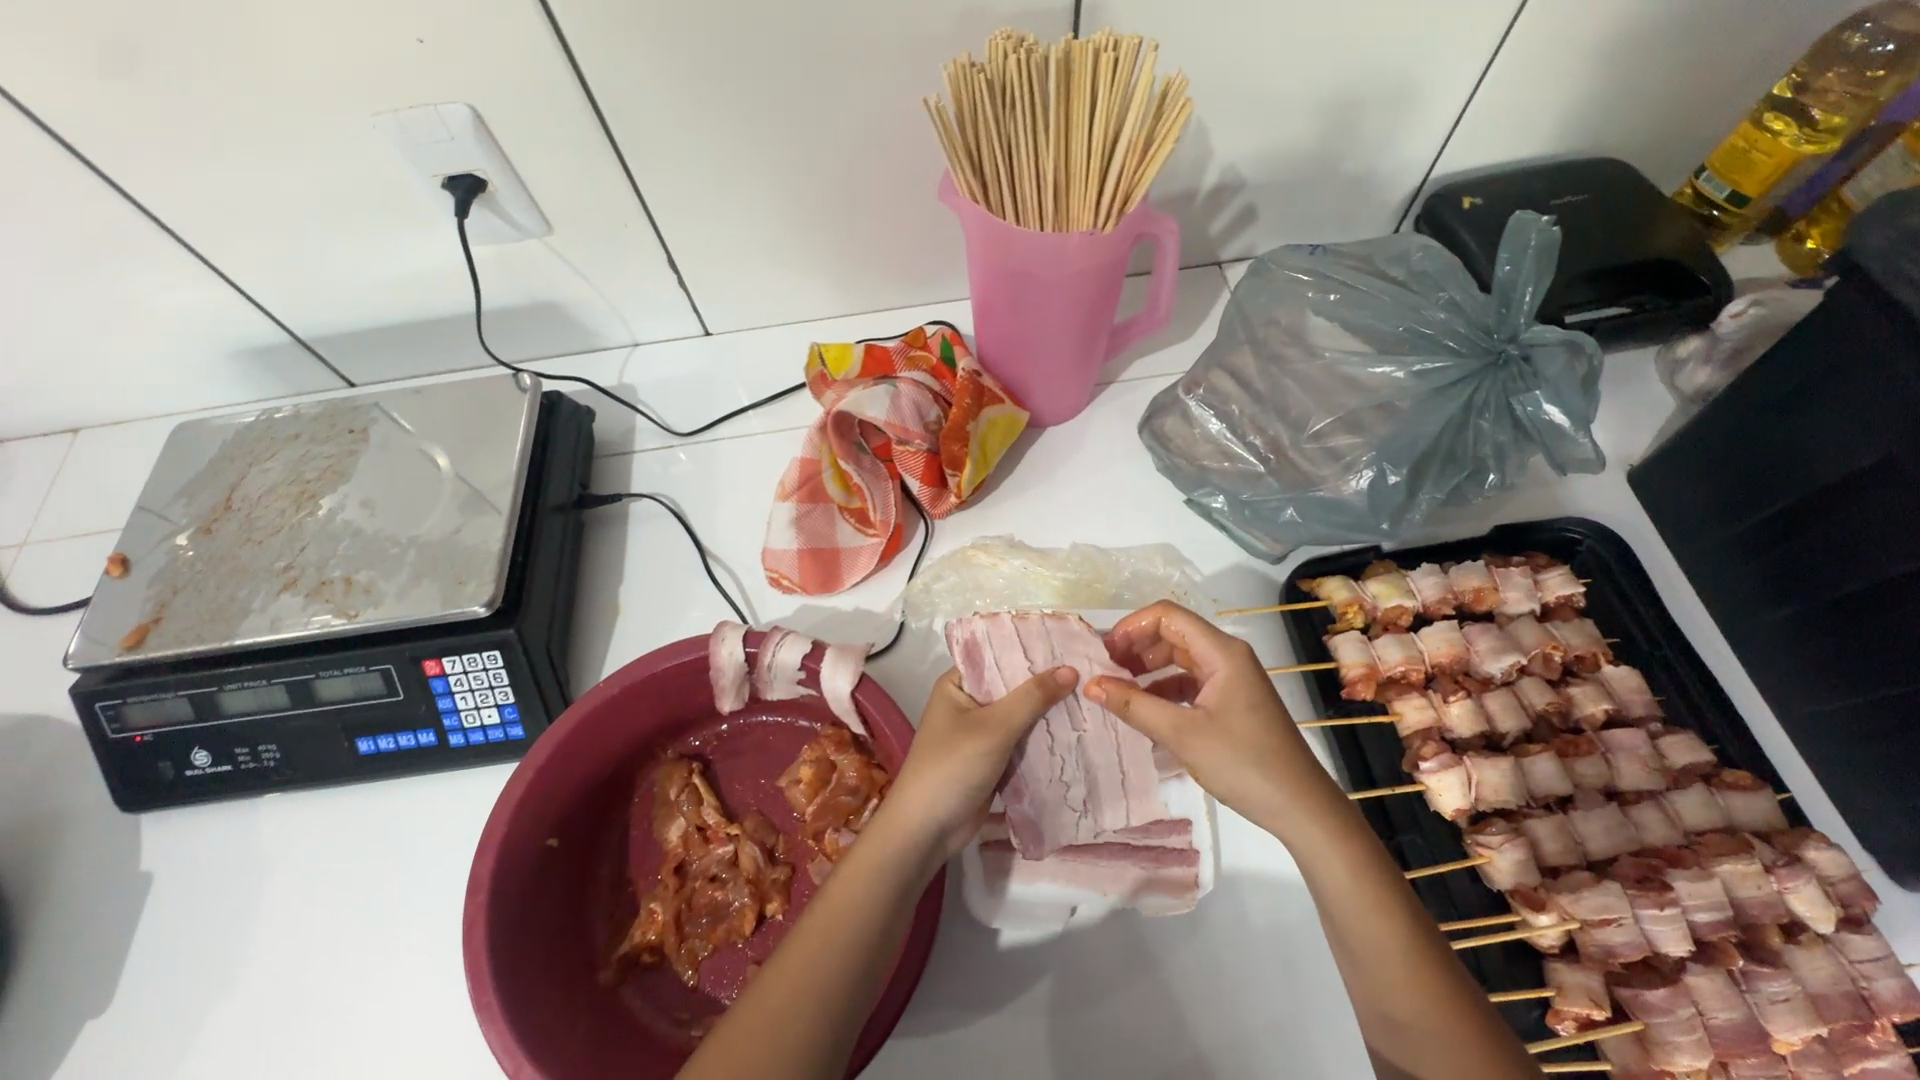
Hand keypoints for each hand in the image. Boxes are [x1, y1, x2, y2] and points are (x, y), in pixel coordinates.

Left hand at [874, 666, 1076, 865]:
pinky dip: (1045, 740)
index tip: (1072, 644)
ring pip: (1022, 716)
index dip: (1032, 650)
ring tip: (1094, 698)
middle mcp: (969, 703)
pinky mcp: (993, 760)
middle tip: (1093, 672)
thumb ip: (1033, 697)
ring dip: (1049, 714)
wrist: (928, 829)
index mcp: (958, 684)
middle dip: (1048, 684)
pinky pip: (1024, 743)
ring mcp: (981, 733)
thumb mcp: (994, 727)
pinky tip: (1079, 731)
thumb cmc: (953, 767)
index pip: (999, 656)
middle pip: (1014, 687)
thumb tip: (1071, 669)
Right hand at [1086, 601, 1343, 830]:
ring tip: (1117, 691)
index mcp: (1222, 652)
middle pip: (1172, 634)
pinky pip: (1190, 683)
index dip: (1131, 627)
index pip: (1167, 615)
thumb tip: (1090, 684)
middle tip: (1104, 673)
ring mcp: (1231, 680)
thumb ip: (1134, 705)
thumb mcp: (1182, 734)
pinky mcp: (1232, 702)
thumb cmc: (1244, 764)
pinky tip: (1144, 711)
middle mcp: (1228, 657)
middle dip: (1135, 647)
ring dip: (1147, 669)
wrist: (1300, 806)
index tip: (1103, 654)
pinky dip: (1163, 690)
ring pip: (1180, 659)